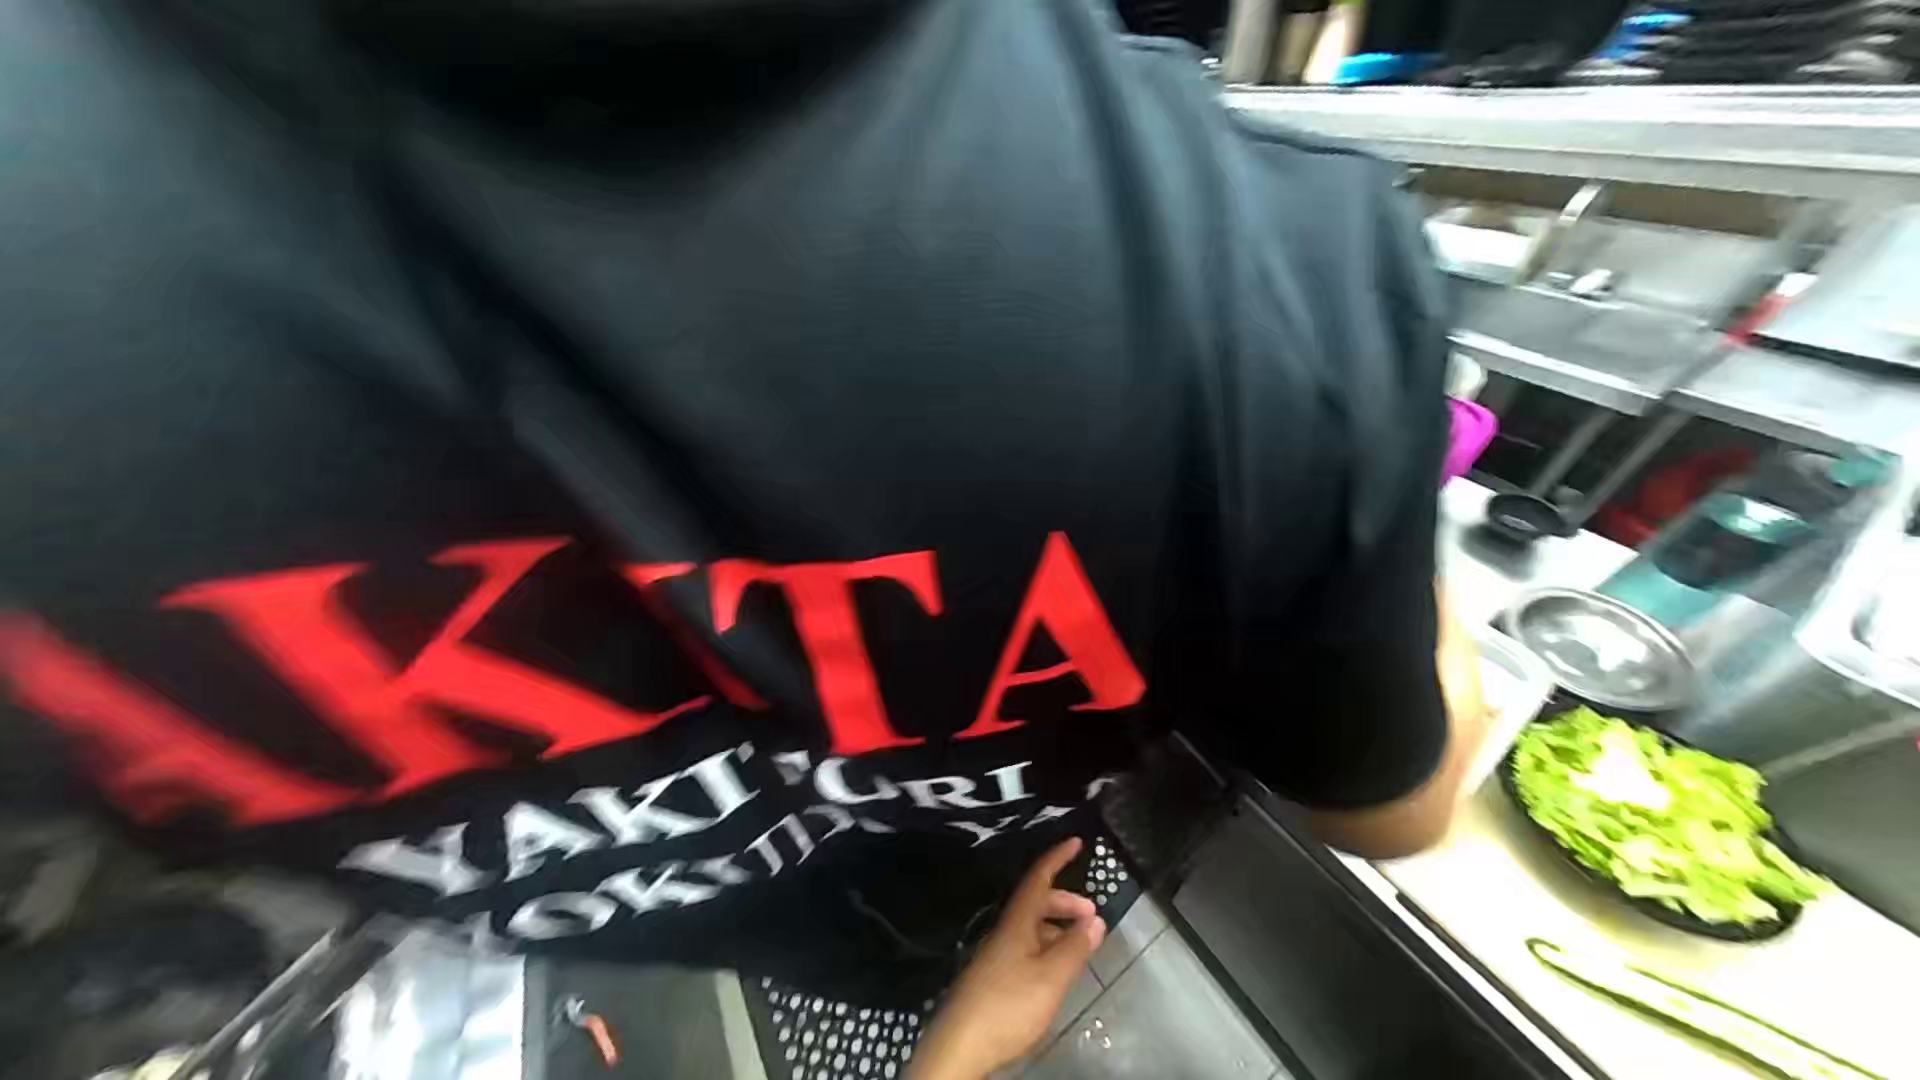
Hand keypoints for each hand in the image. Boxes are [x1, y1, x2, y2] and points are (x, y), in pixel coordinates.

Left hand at [907, 838, 1106, 1079]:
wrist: (961, 1043)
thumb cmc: (1008, 1004)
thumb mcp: (1050, 978)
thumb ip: (1073, 948)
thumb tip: (1095, 919)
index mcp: (1018, 921)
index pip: (1039, 877)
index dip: (1057, 858)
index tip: (1076, 841)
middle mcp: (1007, 929)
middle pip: (1037, 901)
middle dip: (1066, 901)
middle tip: (1092, 914)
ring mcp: (999, 953)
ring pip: (1033, 926)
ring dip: (1058, 926)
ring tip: (1081, 943)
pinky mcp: (996, 975)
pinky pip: (1028, 946)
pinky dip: (1048, 946)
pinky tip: (1058, 968)